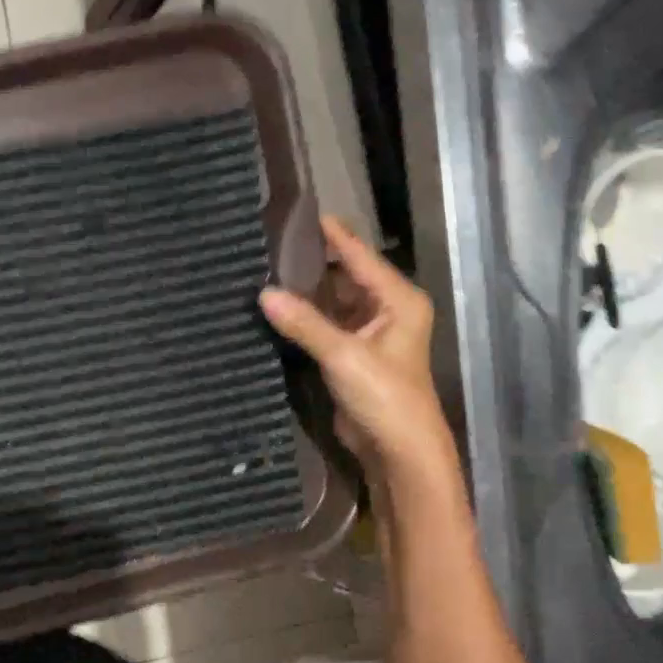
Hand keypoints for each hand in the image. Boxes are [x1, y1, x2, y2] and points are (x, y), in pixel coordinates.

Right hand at [259, 217, 453, 473]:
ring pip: (332, 304)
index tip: (305, 215)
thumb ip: (304, 323)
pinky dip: (303, 320)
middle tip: (272, 248)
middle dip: (312, 265)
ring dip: (305, 295)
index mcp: (399, 301)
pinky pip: (324, 327)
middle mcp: (386, 311)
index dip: (334, 237)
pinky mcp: (350, 357)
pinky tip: (276, 312)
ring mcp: (368, 335)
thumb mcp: (343, 356)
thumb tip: (263, 293)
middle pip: (345, 277)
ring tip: (266, 275)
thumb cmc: (384, 395)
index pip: (361, 257)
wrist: (397, 447)